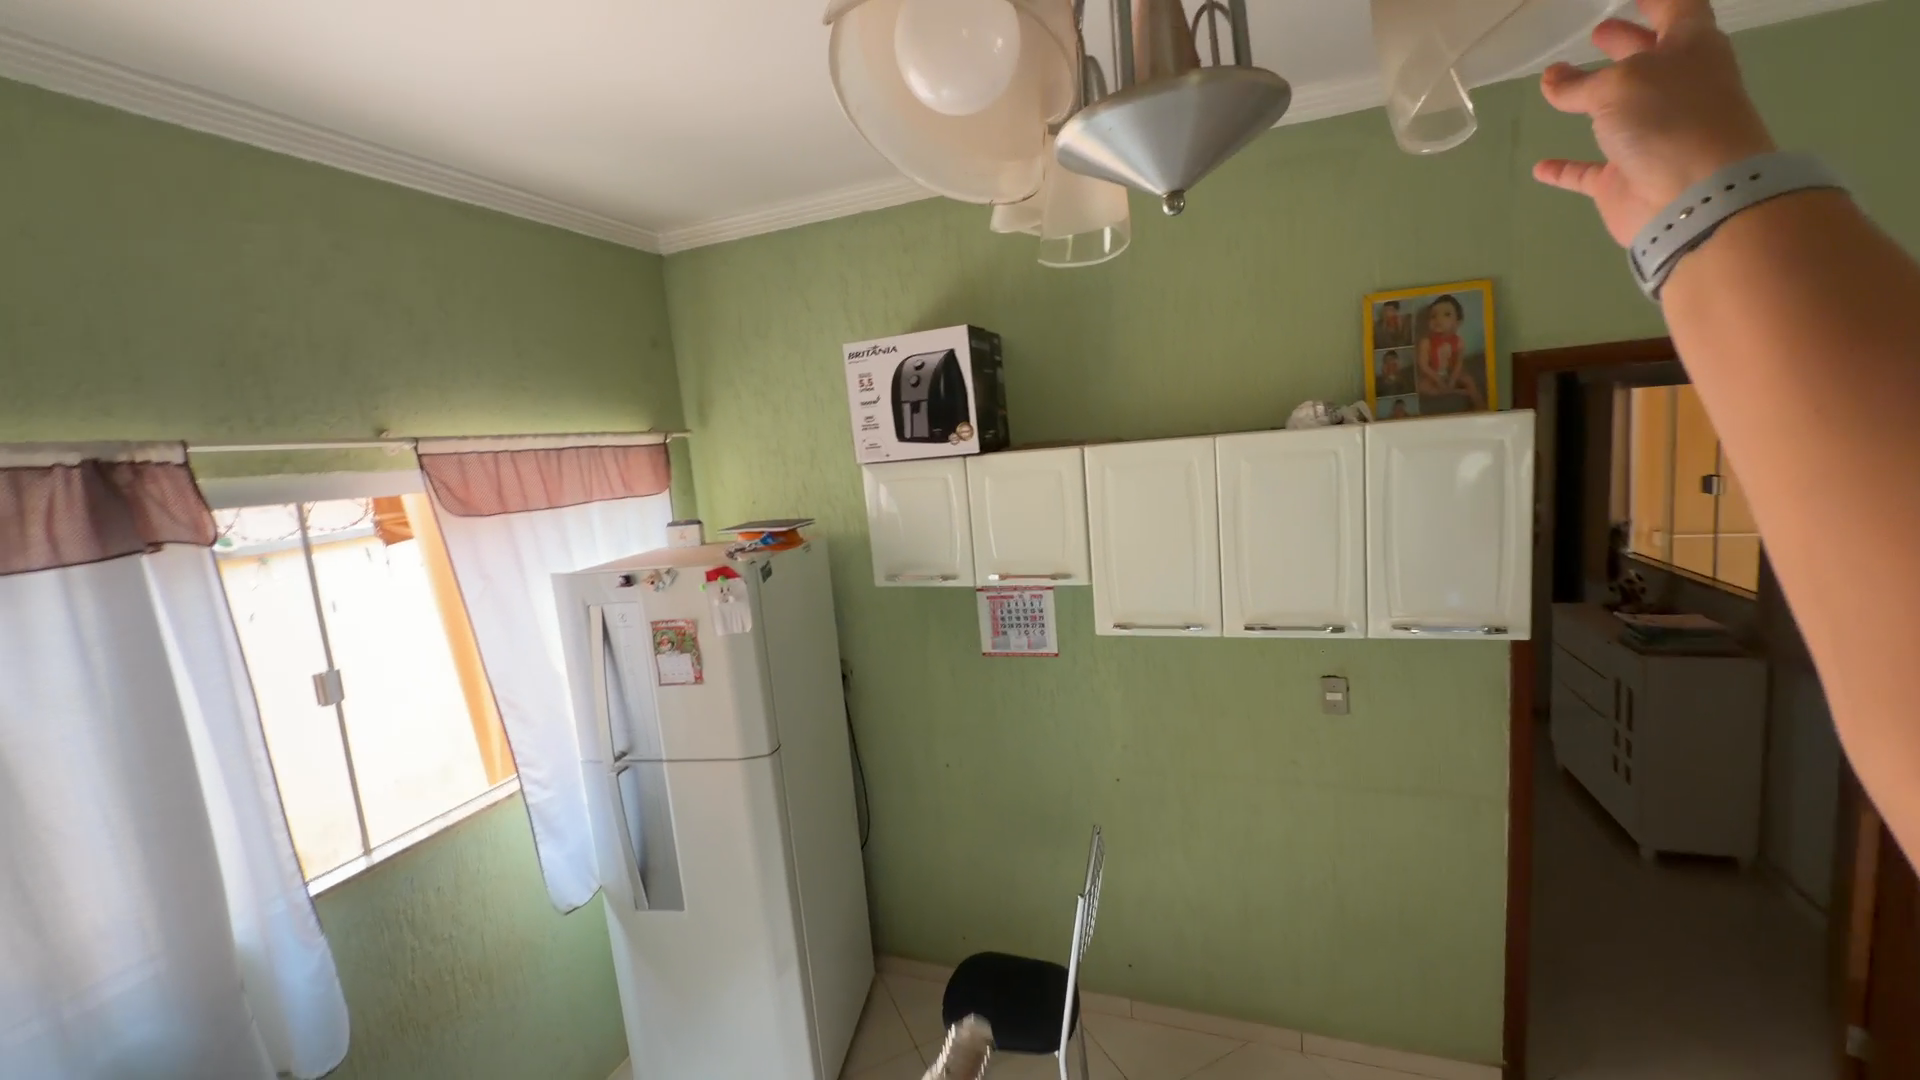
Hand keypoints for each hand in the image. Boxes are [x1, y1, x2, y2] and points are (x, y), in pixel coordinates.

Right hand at [1532, 0, 1776, 246]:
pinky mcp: (1624, 177)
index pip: (1677, 9)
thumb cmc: (1669, 118)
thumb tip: (1551, 79)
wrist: (1692, 193)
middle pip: (1649, 57)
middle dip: (1627, 41)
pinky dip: (1565, 168)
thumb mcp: (1619, 85)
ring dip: (1594, 97)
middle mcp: (1674, 87)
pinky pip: (1587, 170)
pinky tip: (1542, 166)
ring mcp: (1650, 134)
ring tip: (1560, 85)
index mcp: (1689, 50)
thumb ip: (1579, 84)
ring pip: (1617, 110)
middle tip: (1598, 32)